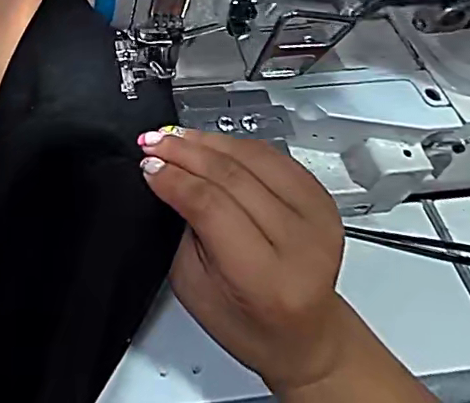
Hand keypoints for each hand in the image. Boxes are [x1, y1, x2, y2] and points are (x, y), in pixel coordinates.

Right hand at [137, 127, 367, 394]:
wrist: (304, 332)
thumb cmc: (248, 322)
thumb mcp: (197, 287)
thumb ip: (183, 227)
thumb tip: (164, 170)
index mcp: (269, 281)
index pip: (213, 208)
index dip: (175, 179)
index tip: (147, 165)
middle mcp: (301, 243)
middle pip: (232, 176)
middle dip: (185, 153)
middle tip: (153, 142)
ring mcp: (316, 214)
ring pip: (251, 156)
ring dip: (207, 141)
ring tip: (174, 137)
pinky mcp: (321, 195)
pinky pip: (270, 154)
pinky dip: (234, 143)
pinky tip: (208, 141)